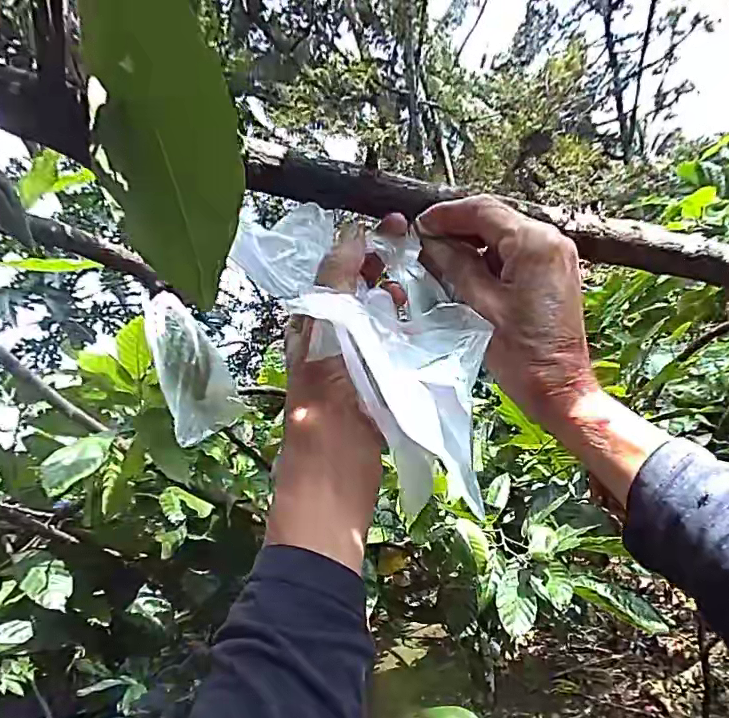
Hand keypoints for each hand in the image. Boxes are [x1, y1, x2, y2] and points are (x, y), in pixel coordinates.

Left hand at [264, 213, 407, 571]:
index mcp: (313, 326)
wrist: (333, 477)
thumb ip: (337, 285)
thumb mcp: (329, 336)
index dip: (360, 244)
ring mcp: (349, 370)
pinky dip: (399, 338)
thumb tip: (350, 237)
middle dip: (378, 271)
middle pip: (353, 294)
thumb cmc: (329, 408)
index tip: (393, 228)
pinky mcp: (368, 395)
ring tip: (407, 300)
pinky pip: (384, 355)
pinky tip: (415, 336)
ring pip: (371, 324)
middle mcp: (327, 343)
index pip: (335, 270)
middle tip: (406, 260)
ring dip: (389, 305)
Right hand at [417, 196, 667, 507]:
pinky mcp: (556, 277)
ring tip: (443, 264)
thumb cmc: (525, 357)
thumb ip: (456, 268)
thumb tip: (433, 244)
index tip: (420, 226)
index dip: (446, 215)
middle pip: (496, 221)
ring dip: (475, 247)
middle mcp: (552, 242)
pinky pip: (519, 257)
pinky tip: (470, 277)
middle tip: (427, 245)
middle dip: (459, 230)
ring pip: (506, 239)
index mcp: (535, 244)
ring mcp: (558, 258)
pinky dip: (493, 262)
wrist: (560, 389)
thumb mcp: (481, 308)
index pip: (483, 210)